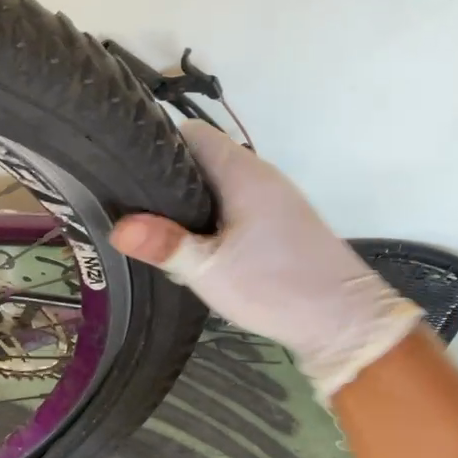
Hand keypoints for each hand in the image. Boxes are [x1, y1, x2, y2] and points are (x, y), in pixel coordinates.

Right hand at [110, 120, 421, 399]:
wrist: (342, 321)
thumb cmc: (274, 286)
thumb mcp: (207, 269)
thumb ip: (162, 244)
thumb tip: (116, 228)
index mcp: (243, 174)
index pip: (192, 135)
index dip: (155, 143)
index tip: (120, 164)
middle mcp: (258, 177)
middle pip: (198, 160)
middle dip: (160, 177)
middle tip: (119, 202)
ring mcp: (268, 200)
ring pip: (210, 187)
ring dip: (178, 203)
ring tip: (141, 226)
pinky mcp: (272, 224)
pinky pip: (225, 208)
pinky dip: (199, 220)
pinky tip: (181, 247)